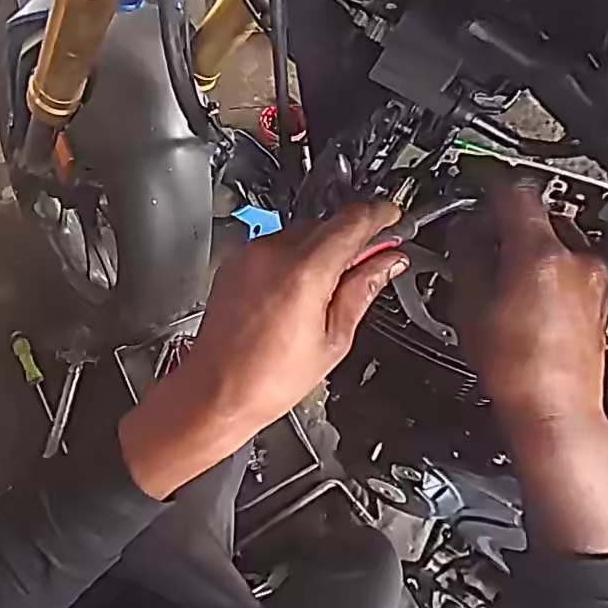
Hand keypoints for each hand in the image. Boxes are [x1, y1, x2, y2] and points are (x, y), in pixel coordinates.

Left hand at [119, 202, 407, 498]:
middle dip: (353, 238)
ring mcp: (249, 256)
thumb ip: (363, 289)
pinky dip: (295, 259)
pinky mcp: (235, 264)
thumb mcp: (333, 339)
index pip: (352, 221)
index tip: (393, 218)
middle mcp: (272, 254)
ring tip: (331, 288)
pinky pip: (275, 247)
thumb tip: (387, 262)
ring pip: (300, 233)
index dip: (380, 215)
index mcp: (304, 272)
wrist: (215, 391)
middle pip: (326, 224)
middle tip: (372, 261)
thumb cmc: (266, 379)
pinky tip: (300, 291)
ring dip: (323, 249)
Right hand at [457, 184, 607, 553]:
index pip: (513, 194)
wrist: (556, 409)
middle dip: (504, 219)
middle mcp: (577, 258)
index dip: (488, 181)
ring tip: (495, 266)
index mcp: (539, 254)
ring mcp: (594, 277)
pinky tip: (519, 288)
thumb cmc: (517, 368)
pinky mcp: (600, 296)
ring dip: (525, 241)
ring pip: (554, 238)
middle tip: (475, 233)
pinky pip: (568, 262)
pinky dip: (543, 262)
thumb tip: (465, 234)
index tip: (475, 178)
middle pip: (537, 214)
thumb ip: (466, 257)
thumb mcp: (470, 305)